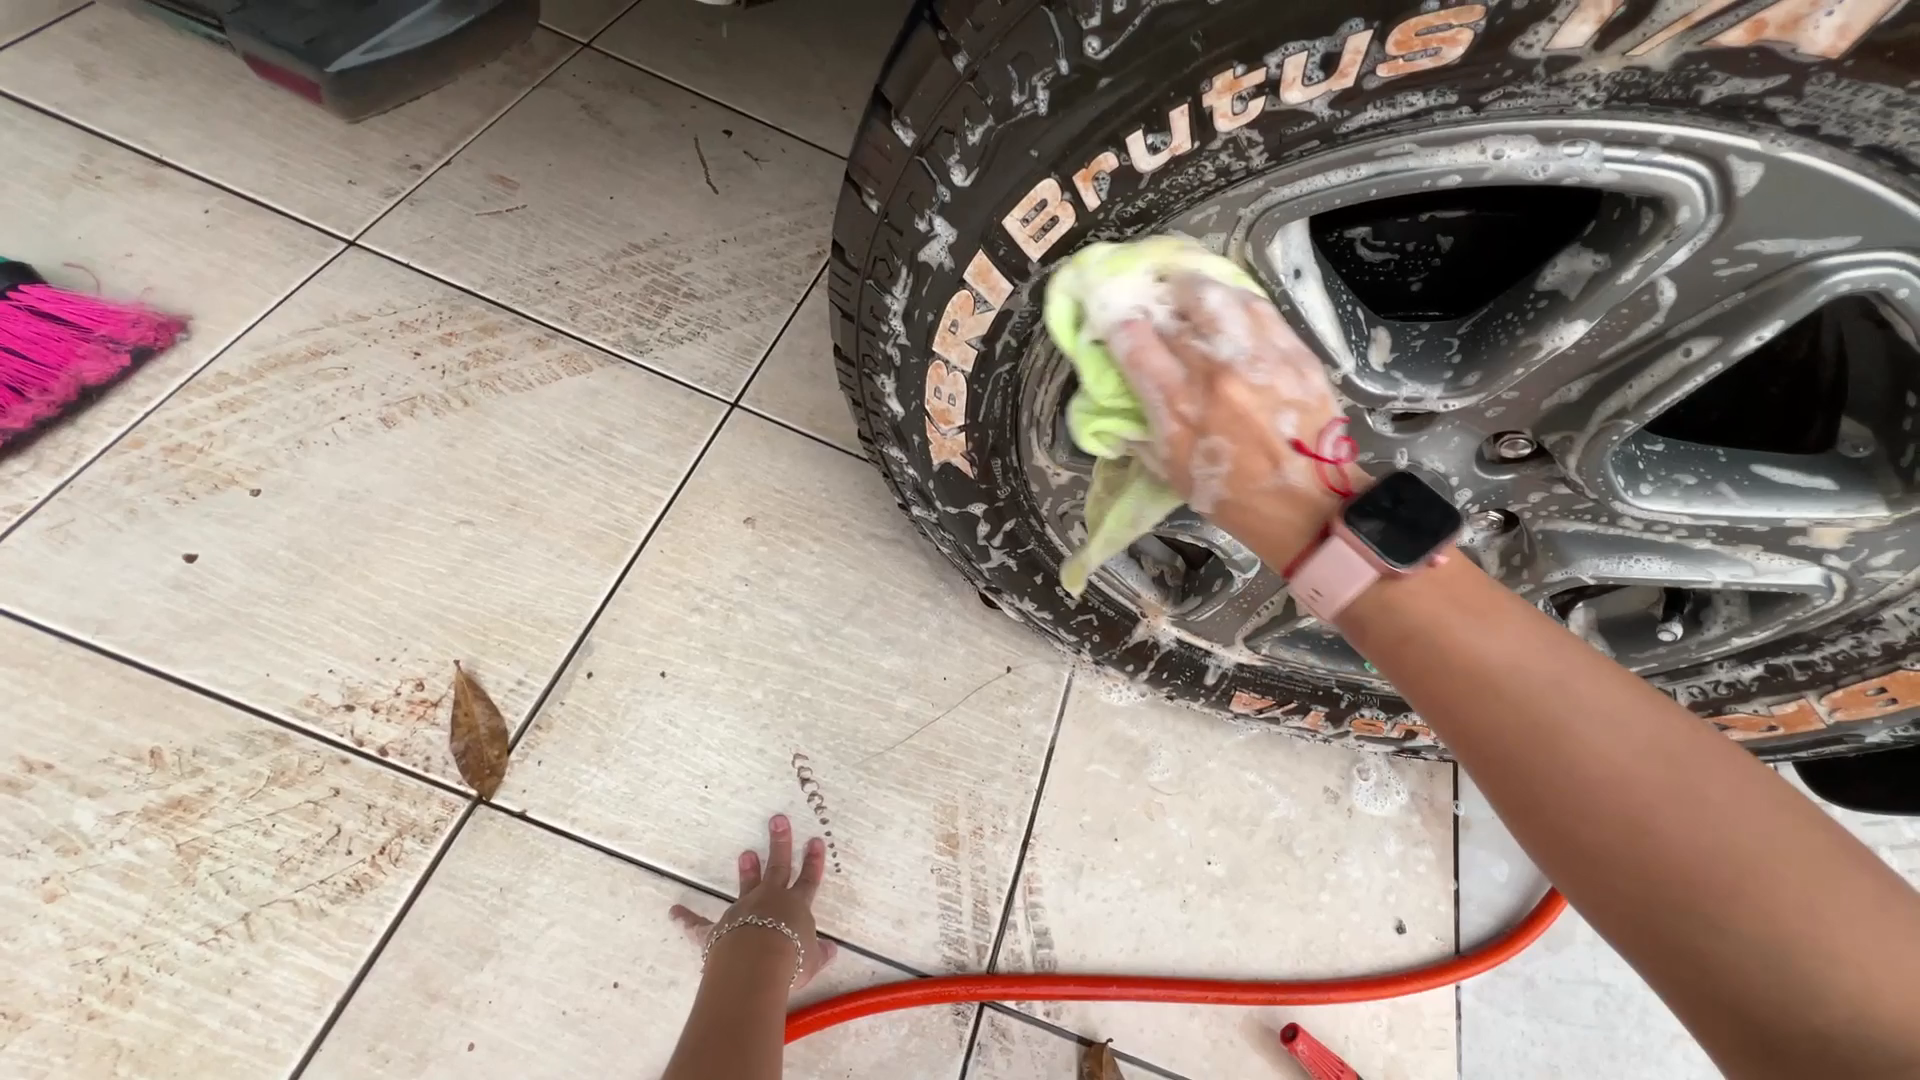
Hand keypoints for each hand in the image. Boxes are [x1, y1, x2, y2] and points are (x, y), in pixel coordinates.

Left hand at [669, 814, 838, 991]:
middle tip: (778, 820)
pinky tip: (674, 911)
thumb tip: (830, 950)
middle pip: (778, 868)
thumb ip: (818, 954)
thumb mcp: (810, 961)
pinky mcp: (717, 930)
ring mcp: (743, 911)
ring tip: (746, 853)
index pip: (808, 880)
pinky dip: (687, 918)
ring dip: (748, 870)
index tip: (814, 841)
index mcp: (795, 907)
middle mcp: (770, 901)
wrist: (755, 965)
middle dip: (780, 843)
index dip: (813, 861)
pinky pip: (699, 924)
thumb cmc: (789, 961)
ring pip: (747, 885)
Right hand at [1105, 272, 1356, 566]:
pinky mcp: (1292, 352)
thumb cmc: (1231, 495)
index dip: (1118, 325)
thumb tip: (1121, 412)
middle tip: (1147, 301)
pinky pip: (1257, 308)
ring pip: (1215, 297)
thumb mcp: (1171, 472)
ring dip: (1191, 287)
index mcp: (1178, 405)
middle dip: (1152, 303)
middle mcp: (1214, 372)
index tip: (1114, 321)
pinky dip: (1233, 299)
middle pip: (1171, 314)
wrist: (1306, 505)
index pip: (1135, 344)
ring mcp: (1257, 356)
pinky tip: (1225, 302)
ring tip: (1182, 287)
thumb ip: (1142, 435)